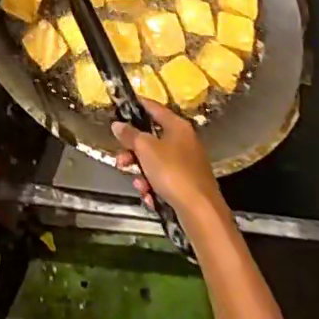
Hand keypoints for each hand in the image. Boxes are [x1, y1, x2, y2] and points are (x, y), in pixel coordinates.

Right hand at [112, 99, 224, 218]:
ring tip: (138, 185)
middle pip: (151, 138)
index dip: (136, 106)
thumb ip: (130, 135)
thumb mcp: (145, 149)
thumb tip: (118, 125)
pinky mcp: (188, 185)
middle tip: (121, 160)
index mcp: (177, 126)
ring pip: (155, 161)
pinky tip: (149, 197)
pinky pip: (164, 179)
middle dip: (133, 151)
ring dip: (141, 172)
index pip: (153, 107)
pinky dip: (153, 186)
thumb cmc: (172, 172)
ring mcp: (187, 164)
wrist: (201, 212)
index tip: (119, 109)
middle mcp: (184, 141)